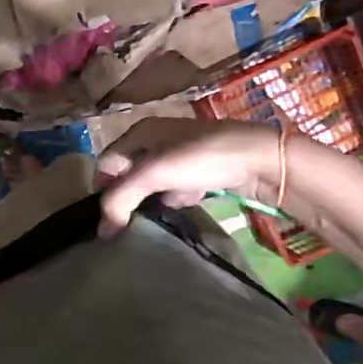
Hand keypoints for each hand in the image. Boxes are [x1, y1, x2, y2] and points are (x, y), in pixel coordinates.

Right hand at [97, 118, 282, 234]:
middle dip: (128, 197)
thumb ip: (120, 199)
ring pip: (153, 182)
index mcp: (140, 132)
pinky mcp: (200, 169)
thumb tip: (102, 231)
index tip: (108, 217)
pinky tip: (185, 204)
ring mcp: (180, 154)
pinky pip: (177, 187)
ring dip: (152, 199)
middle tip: (128, 222)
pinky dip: (177, 197)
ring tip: (155, 216)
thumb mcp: (153, 174)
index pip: (106, 163)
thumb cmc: (200, 158)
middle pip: (129, 174)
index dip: (103, 189)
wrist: (259, 158)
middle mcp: (156, 139)